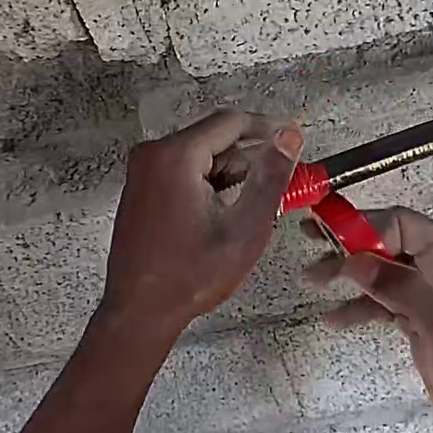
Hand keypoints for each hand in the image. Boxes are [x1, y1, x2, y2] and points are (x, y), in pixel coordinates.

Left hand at [102, 109, 303, 340]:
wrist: (141, 311)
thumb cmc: (188, 277)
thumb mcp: (245, 227)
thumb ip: (270, 176)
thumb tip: (288, 138)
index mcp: (175, 157)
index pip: (230, 121)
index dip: (267, 126)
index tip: (291, 136)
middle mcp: (153, 155)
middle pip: (214, 136)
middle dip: (250, 155)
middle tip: (279, 179)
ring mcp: (143, 170)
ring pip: (201, 152)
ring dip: (231, 170)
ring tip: (253, 203)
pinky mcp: (142, 186)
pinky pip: (183, 167)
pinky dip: (209, 180)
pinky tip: (226, 208)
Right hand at [304, 208, 432, 432]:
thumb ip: (399, 287)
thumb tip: (353, 260)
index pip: (400, 224)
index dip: (362, 227)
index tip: (328, 237)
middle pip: (387, 242)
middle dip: (349, 244)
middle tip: (310, 237)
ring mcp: (431, 291)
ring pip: (381, 271)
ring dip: (348, 276)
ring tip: (311, 279)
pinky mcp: (422, 317)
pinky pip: (384, 301)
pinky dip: (360, 306)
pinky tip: (334, 318)